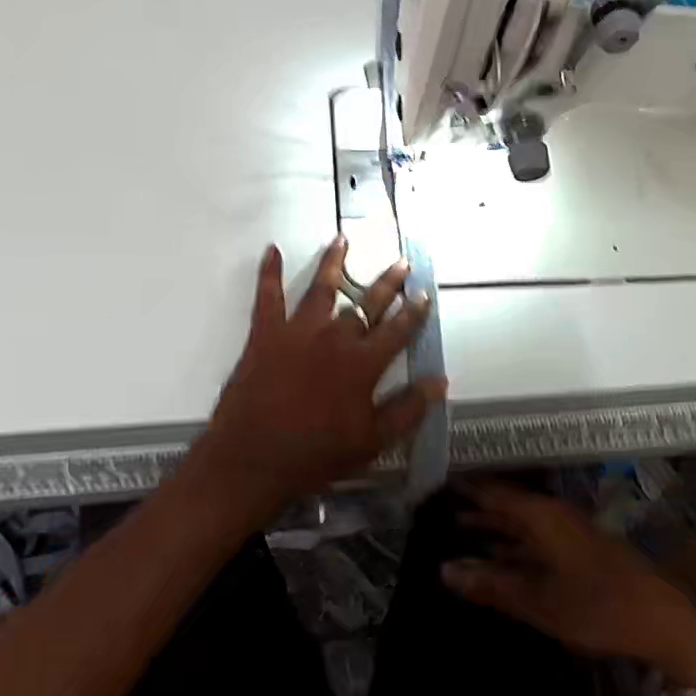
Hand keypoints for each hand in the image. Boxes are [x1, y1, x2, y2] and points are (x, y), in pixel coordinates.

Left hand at [185, 237, 441, 521]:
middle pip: (365, 303)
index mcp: (362, 364)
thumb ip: (407, 409)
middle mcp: (333, 337)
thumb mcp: (372, 441)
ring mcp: (297, 331)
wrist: (255, 456)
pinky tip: (271, 249)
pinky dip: (268, 271)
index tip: (424, 294)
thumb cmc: (316, 453)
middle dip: (386, 283)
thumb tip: (440, 380)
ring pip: (320, 288)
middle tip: (401, 262)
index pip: (396, 331)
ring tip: (342, 238)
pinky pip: (267, 295)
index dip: (413, 313)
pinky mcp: (265, 333)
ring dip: (333, 262)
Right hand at [441, 483, 695, 685]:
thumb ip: (490, 584)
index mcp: (538, 514)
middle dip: (475, 505)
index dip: (463, 488)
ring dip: (494, 525)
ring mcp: (568, 529)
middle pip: (505, 503)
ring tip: (461, 526)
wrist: (665, 622)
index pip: (490, 491)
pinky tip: (499, 554)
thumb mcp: (537, 601)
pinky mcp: (580, 547)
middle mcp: (551, 512)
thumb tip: (443, 569)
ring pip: (521, 520)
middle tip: (441, 506)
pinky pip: (535, 535)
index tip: (436, 484)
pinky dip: (514, 541)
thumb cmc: (596, 606)